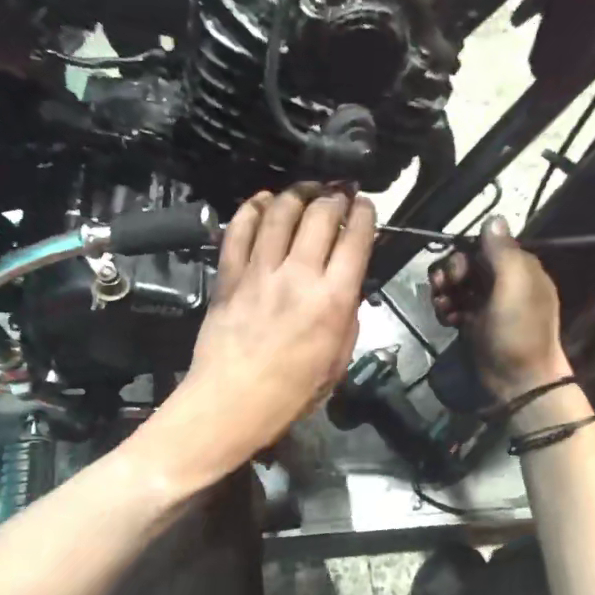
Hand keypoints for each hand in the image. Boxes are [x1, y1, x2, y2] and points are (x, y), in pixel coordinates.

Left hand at [168, 184, 374, 461]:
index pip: (355, 239)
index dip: (364, 214)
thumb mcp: (337, 360)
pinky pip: (239, 231)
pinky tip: (262, 201)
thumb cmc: (291, 392)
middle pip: (320, 216)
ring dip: (296, 194)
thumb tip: (347, 288)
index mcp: (333, 300)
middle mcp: (300, 276)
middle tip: (337, 196)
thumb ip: (347, 318)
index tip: (364, 205)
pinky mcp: (230, 276)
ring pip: (280, 214)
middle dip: (333, 198)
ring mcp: (260, 272)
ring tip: (304, 192)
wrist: (232, 402)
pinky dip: (252, 209)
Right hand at [429, 216, 568, 400]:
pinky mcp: (476, 322)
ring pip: (457, 284)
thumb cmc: (518, 333)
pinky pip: (455, 304)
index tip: (455, 273)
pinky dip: (447, 309)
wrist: (518, 382)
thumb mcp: (514, 287)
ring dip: (444, 293)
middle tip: (443, 291)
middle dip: (449, 274)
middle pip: (466, 264)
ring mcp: (489, 303)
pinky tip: (447, 321)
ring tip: (443, 309)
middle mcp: (505, 281)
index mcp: (520, 268)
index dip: (463, 255)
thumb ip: (503, 252)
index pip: (484, 245)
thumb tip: (494, 218)